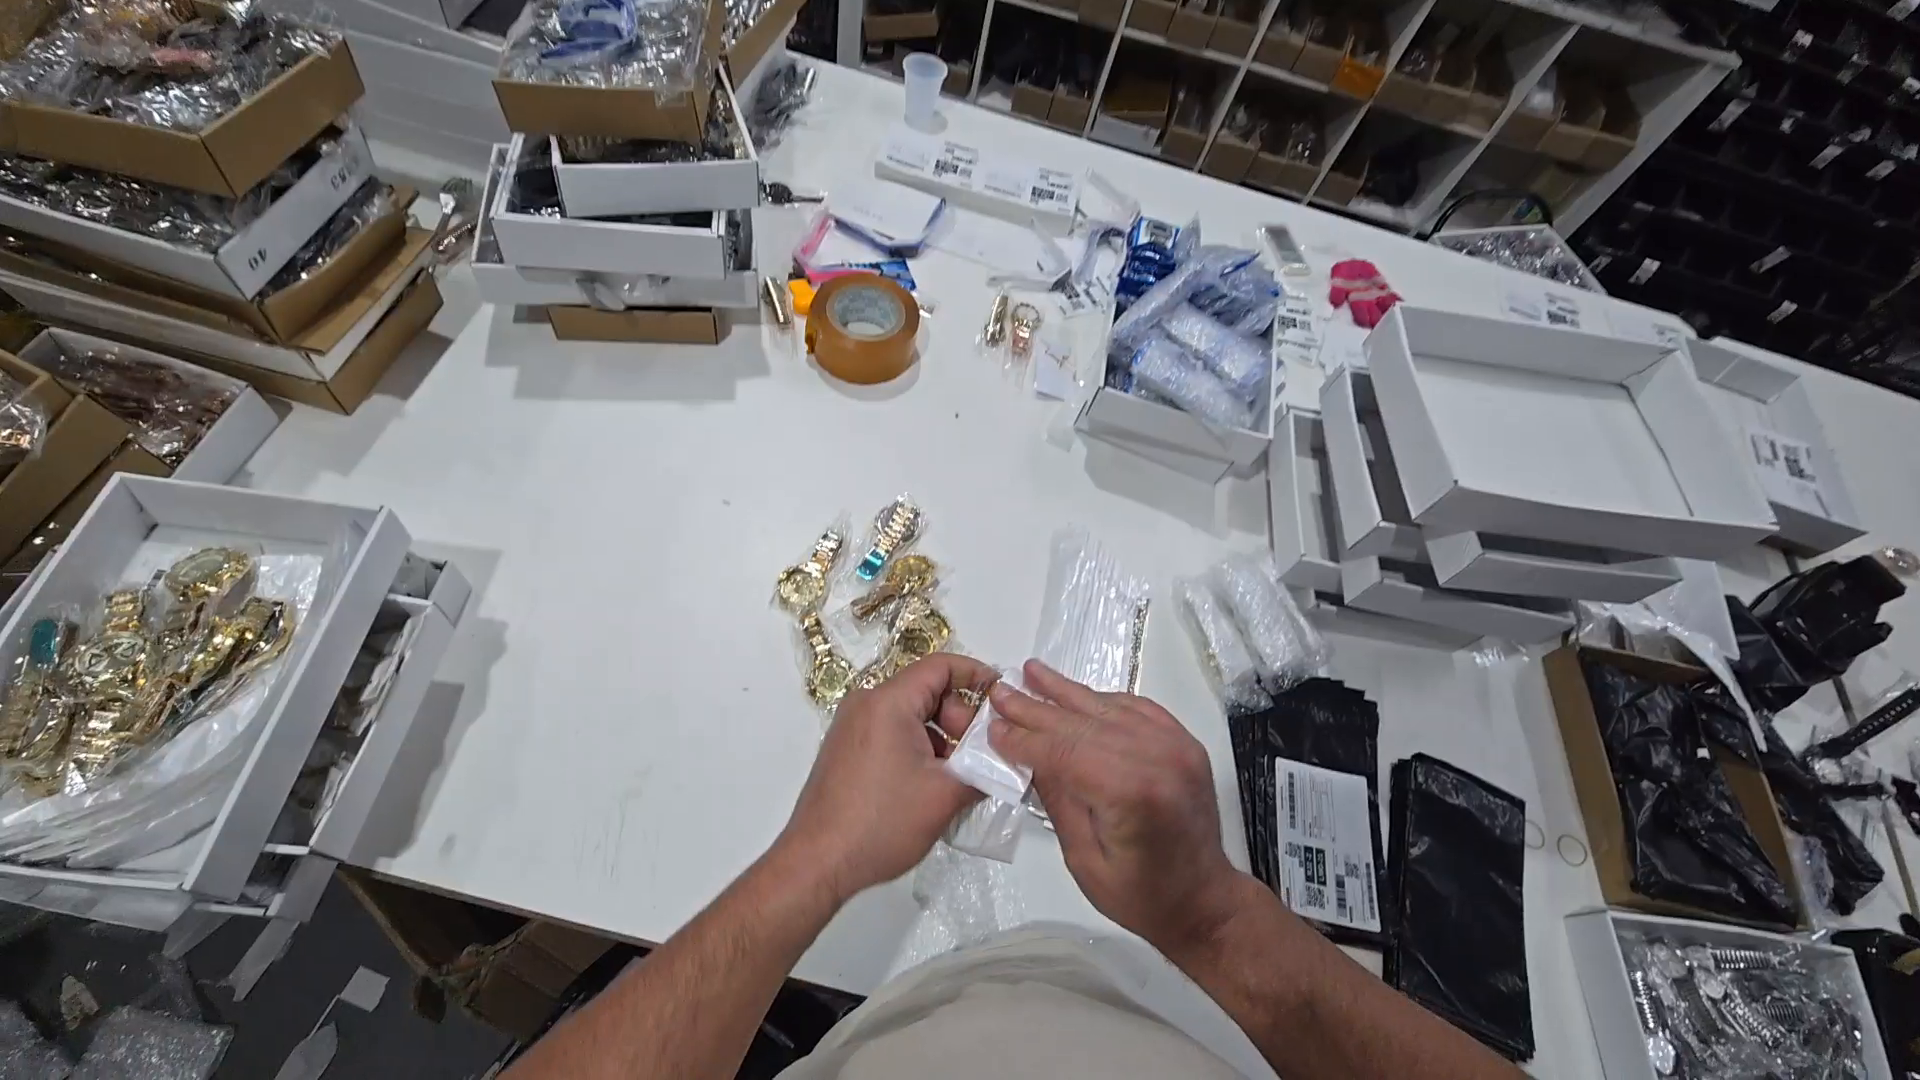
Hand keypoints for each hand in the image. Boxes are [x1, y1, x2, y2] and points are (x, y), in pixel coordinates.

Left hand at [777, 653, 996, 903]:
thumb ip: (983, 769)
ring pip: (911, 714)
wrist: (817, 863)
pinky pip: (892, 732)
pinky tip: (932, 784)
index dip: (976, 674)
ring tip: (960, 775)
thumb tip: (1002, 761)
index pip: (940, 666)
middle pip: (926, 690)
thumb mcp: (944, 795)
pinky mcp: (847, 749)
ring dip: (941, 737)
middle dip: (960, 716)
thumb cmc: (882, 823)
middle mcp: (866, 704)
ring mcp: (853, 726)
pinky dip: (918, 747)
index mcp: (888, 702)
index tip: (1001, 697)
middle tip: (979, 753)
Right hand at [989, 660, 1244, 955]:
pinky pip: (1137, 708)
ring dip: (1066, 691)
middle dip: (1036, 708)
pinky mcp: (1183, 742)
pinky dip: (1103, 699)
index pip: (1063, 751)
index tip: (992, 726)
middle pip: (1082, 723)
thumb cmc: (1140, 895)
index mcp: (1132, 792)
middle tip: (1000, 691)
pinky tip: (1077, 692)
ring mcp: (1176, 745)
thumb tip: (1026, 755)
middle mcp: (1157, 757)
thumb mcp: (1083, 858)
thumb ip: (1057, 798)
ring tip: (1032, 672)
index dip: (1024, 738)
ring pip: (1108, 707)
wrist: (1204, 901)